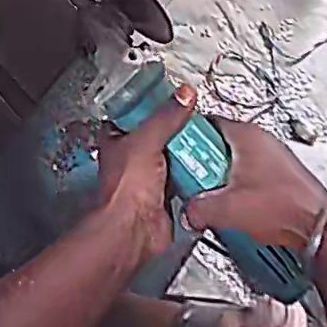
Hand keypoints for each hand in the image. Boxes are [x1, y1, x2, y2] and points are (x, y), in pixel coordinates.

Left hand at [95, 84, 197, 262]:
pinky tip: (208, 165)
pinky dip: (196, 173)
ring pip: (173, 156)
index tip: (171, 95)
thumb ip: (166, 117)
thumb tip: (183, 95)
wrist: (134, 231)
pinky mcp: (166, 195)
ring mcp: (149, 178)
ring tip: (206, 138)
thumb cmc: (125, 189)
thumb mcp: (147, 140)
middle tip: (194, 118)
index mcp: (118, 141)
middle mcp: (132, 158)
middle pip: (158, 135)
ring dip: (188, 151)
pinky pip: (185, 178)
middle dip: (176, 129)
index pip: (134, 114)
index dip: (151, 104)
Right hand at [184, 120, 326, 249]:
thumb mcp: (228, 209)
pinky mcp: (278, 175)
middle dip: (204, 163)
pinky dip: (238, 186)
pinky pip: (248, 173)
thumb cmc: (285, 208)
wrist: (318, 230)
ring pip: (234, 160)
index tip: (179, 152)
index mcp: (246, 135)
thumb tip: (189, 211)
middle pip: (219, 143)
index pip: (206, 122)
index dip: (188, 137)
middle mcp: (260, 140)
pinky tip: (237, 206)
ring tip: (216, 197)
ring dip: (221, 176)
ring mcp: (272, 156)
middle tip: (196, 181)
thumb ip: (199, 208)